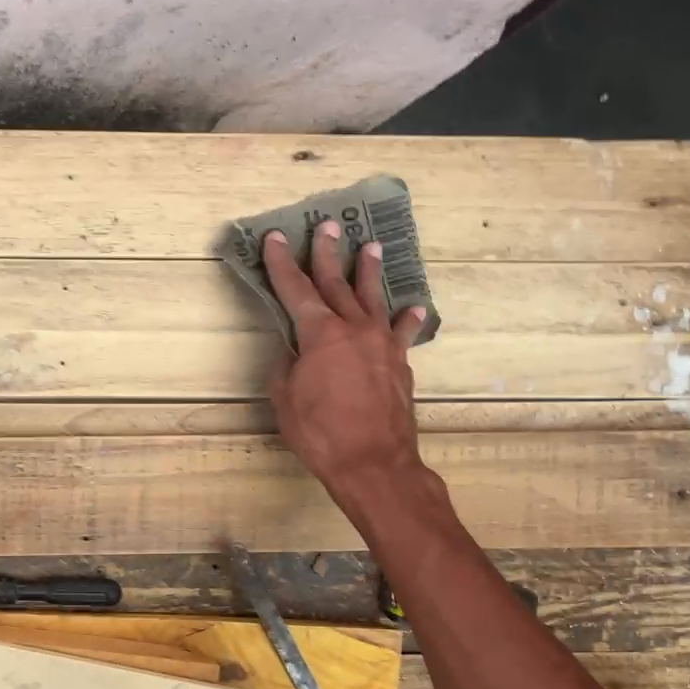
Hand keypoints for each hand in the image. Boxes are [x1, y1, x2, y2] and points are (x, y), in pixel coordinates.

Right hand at [265, 220, 428, 507]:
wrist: (372, 461)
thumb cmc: (318, 431)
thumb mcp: (284, 397)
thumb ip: (287, 365)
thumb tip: (296, 349)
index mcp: (320, 335)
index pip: (296, 290)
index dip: (283, 263)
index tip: (277, 238)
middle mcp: (354, 329)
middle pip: (336, 283)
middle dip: (328, 253)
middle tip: (328, 226)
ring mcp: (382, 344)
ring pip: (372, 299)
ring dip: (368, 272)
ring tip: (371, 247)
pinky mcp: (399, 364)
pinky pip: (401, 332)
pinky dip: (405, 318)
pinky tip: (412, 307)